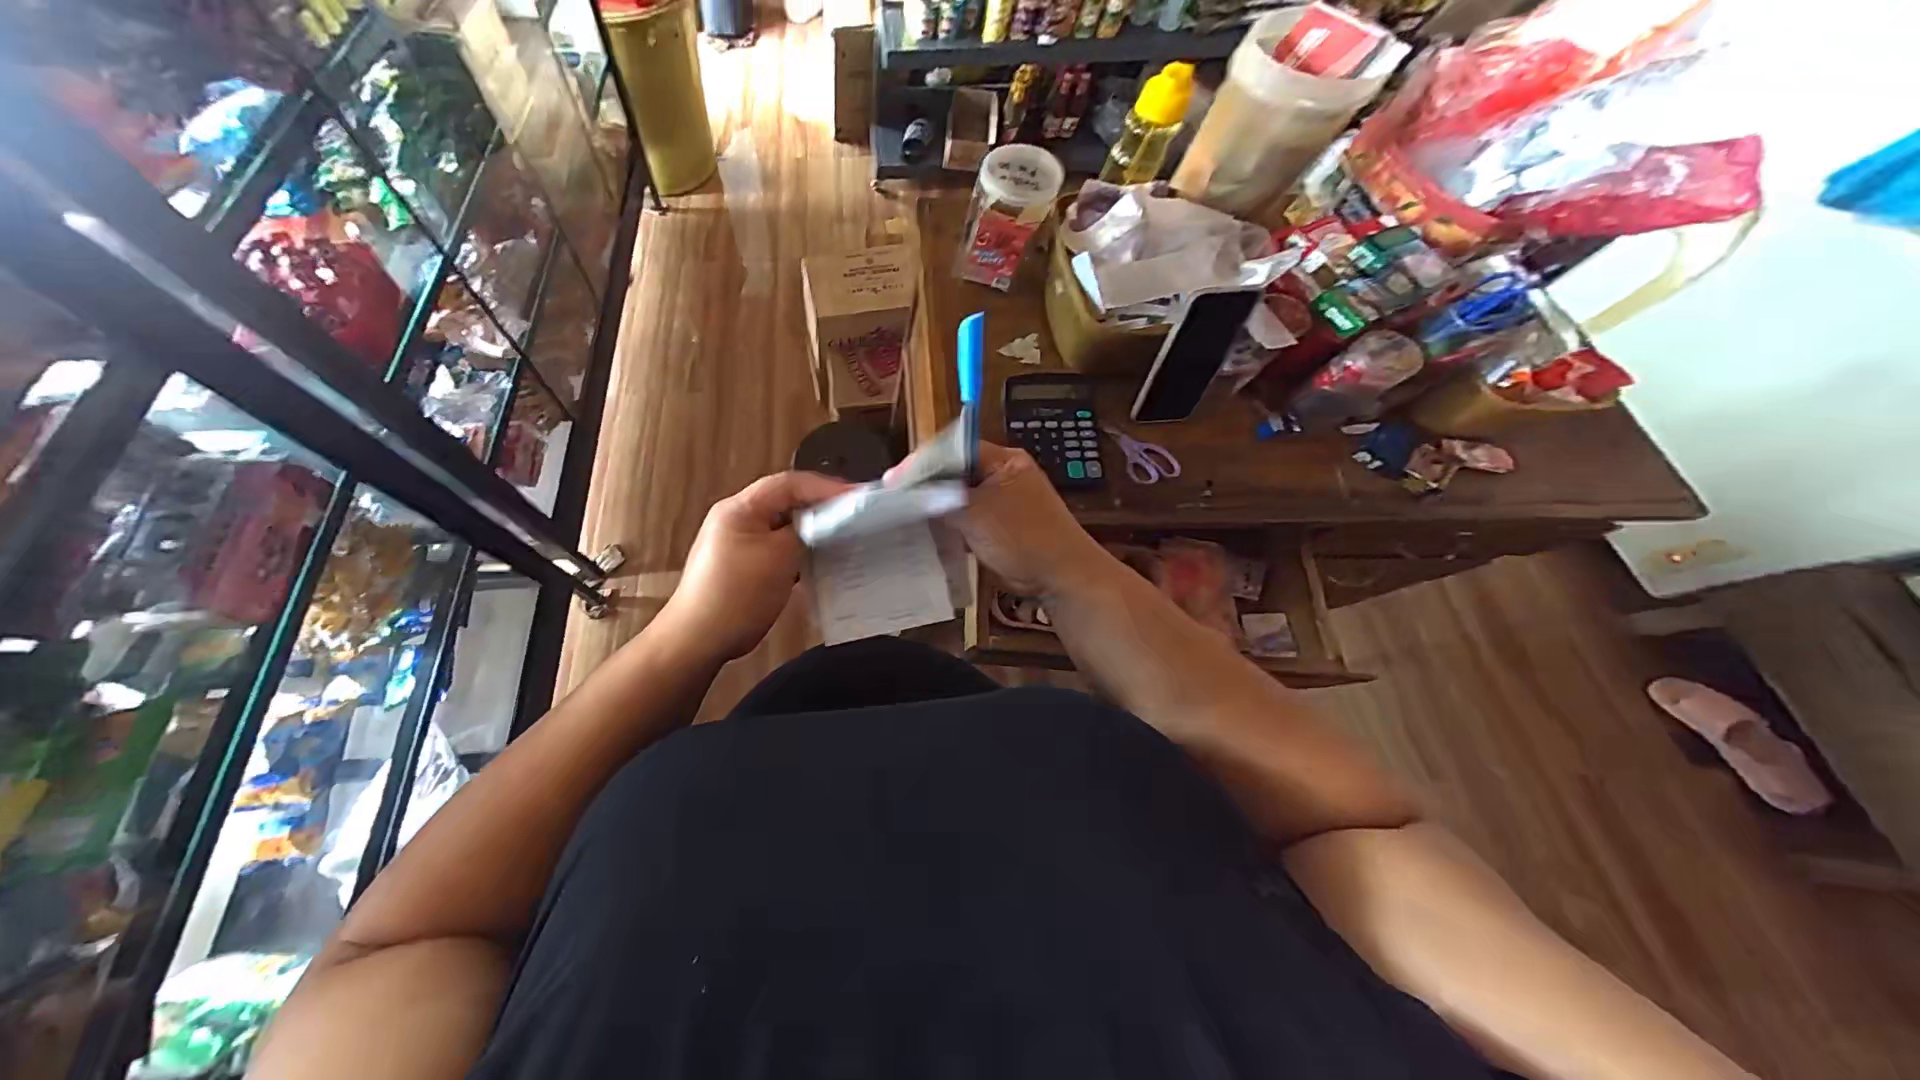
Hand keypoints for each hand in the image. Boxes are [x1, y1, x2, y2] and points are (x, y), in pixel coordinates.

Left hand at [656, 471, 852, 660]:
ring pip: (784, 526)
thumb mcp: (779, 556)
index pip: (790, 483)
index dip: (826, 487)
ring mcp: (739, 542)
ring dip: (811, 531)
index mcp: (740, 508)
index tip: (857, 497)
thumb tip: (824, 521)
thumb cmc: (735, 595)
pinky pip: (779, 548)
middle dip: (821, 507)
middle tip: (854, 515)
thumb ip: (805, 531)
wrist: (699, 639)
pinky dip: (799, 551)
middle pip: (787, 502)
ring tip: (842, 538)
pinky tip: (818, 563)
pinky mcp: (744, 565)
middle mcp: (737, 519)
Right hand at [888, 441, 1104, 597]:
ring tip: (902, 514)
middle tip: (894, 497)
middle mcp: (1003, 476)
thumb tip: (911, 494)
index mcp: (1004, 461)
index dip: (923, 463)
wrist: (1060, 576)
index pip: (955, 450)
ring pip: (959, 498)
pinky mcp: (998, 527)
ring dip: (936, 507)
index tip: (895, 480)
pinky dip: (949, 525)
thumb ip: (941, 500)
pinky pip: (966, 519)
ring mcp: (1001, 503)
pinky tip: (925, 532)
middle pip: (955, 473)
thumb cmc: (1022, 537)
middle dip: (926, 485)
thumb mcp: (976, 513)